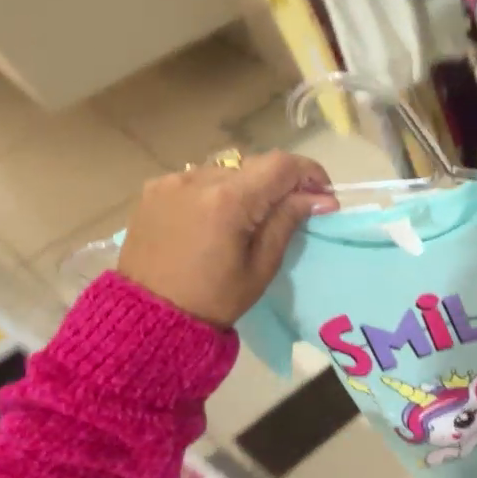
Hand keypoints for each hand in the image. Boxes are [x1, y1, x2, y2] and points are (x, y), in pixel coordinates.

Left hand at [116, 151, 337, 326]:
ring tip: (253, 219)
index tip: (324, 193)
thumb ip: (288, 221)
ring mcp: (171, 181)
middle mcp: (197, 178)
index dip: (309, 172)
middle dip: (281, 183)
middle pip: (253, 165)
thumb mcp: (263, 264)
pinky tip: (219, 219)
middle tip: (295, 210)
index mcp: (228, 200)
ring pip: (226, 170)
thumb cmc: (216, 296)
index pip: (280, 165)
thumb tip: (322, 198)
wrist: (152, 313)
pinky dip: (219, 192)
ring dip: (248, 187)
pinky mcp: (154, 189)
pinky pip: (198, 179)